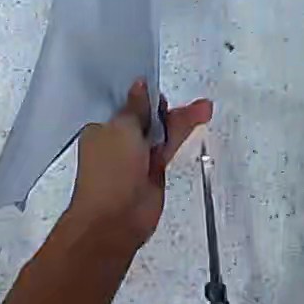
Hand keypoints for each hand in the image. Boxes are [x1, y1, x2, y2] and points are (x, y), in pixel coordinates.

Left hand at [63, 79, 211, 248]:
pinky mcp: (153, 172)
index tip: (158, 84)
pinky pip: (168, 147)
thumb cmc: (110, 172)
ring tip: (203, 107)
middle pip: (145, 117)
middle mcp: (117, 141)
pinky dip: (181, 134)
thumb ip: (136, 108)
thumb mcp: (122, 129)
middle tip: (185, 99)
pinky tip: (196, 120)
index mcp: (100, 128)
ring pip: (160, 132)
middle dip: (163, 107)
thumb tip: (139, 86)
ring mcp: (136, 157)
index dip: (141, 95)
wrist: (115, 219)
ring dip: (179, 119)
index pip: (123, 105)